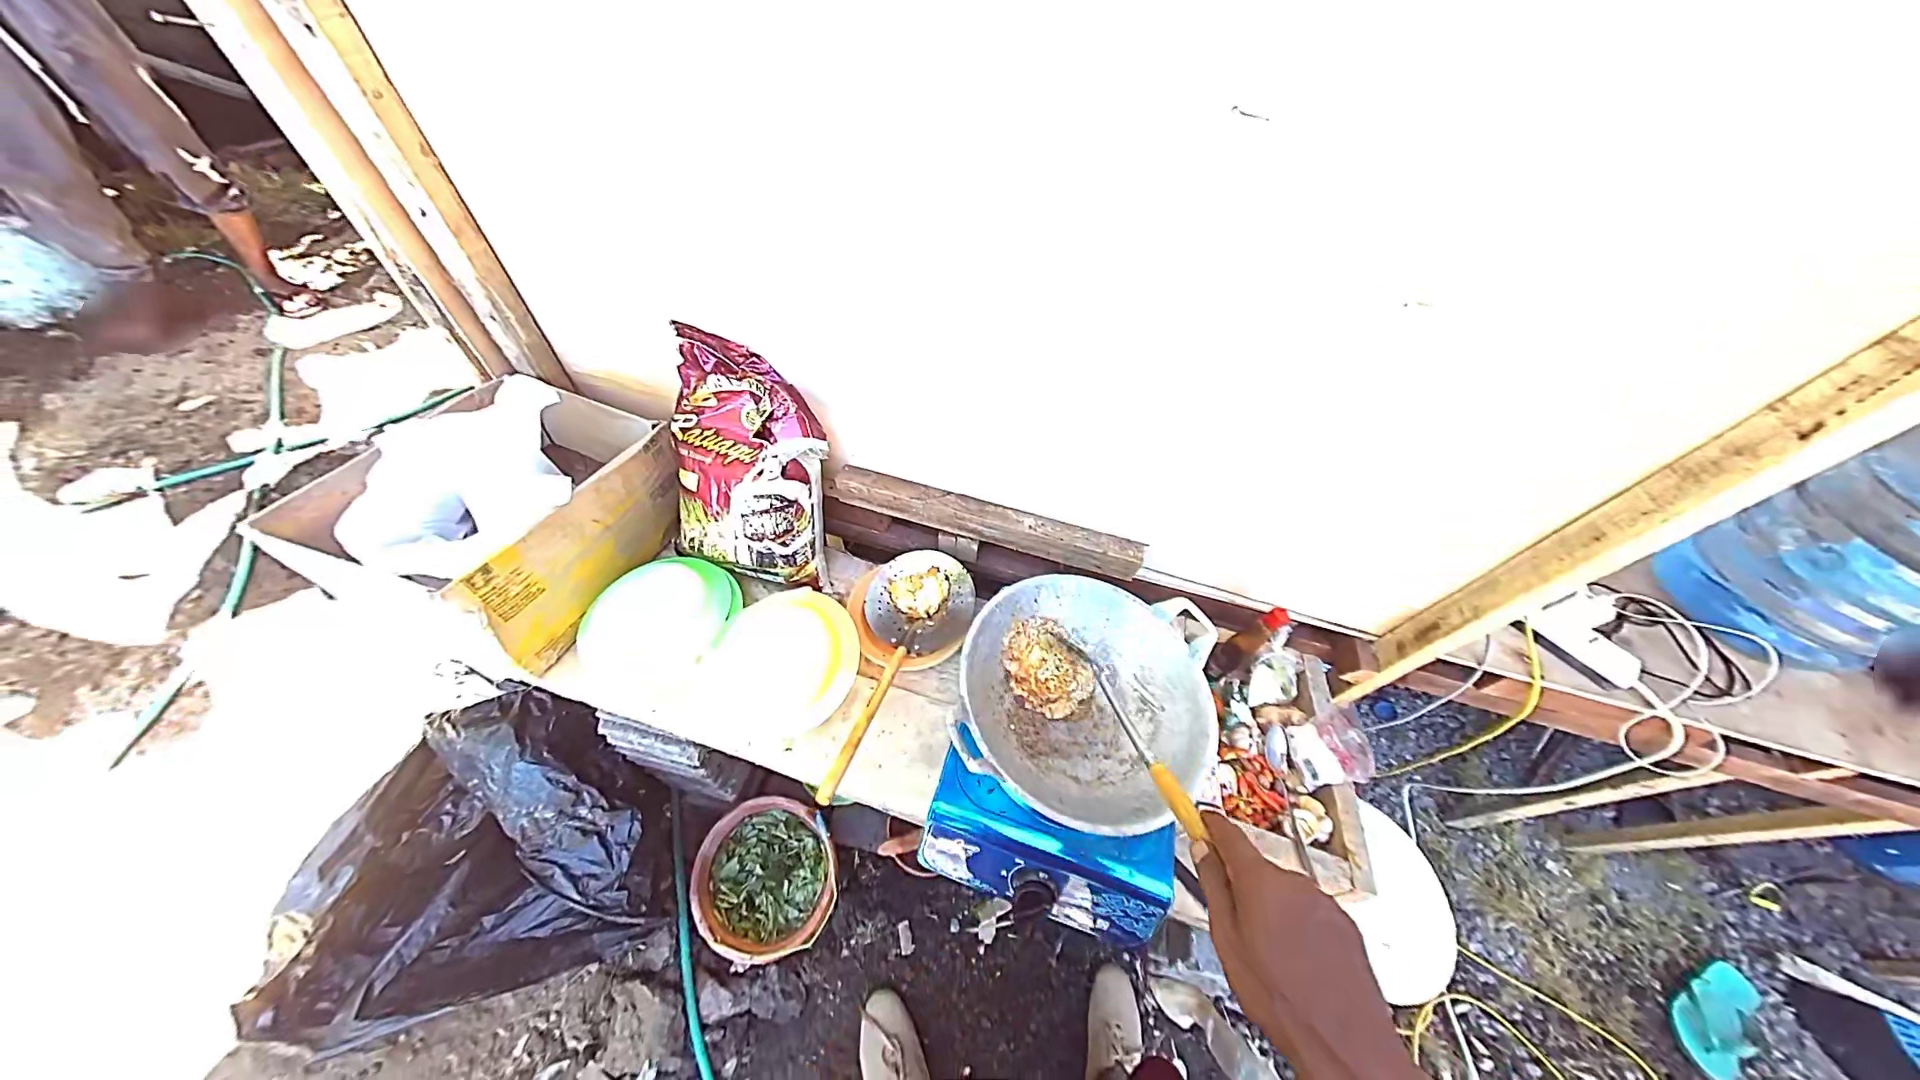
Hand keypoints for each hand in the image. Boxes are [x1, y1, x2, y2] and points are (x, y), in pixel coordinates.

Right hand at [1191, 810, 1423, 1078]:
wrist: (1343, 1041)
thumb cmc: (1280, 996)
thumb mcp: (1226, 939)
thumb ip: (1213, 886)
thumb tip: (1202, 852)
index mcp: (1260, 880)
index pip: (1229, 833)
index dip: (1210, 822)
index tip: (1200, 817)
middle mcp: (1295, 881)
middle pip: (1256, 866)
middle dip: (1240, 882)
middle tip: (1230, 916)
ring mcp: (1323, 901)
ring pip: (1283, 891)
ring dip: (1270, 907)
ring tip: (1265, 951)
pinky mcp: (1343, 922)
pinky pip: (1308, 910)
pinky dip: (1296, 924)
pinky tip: (1292, 959)